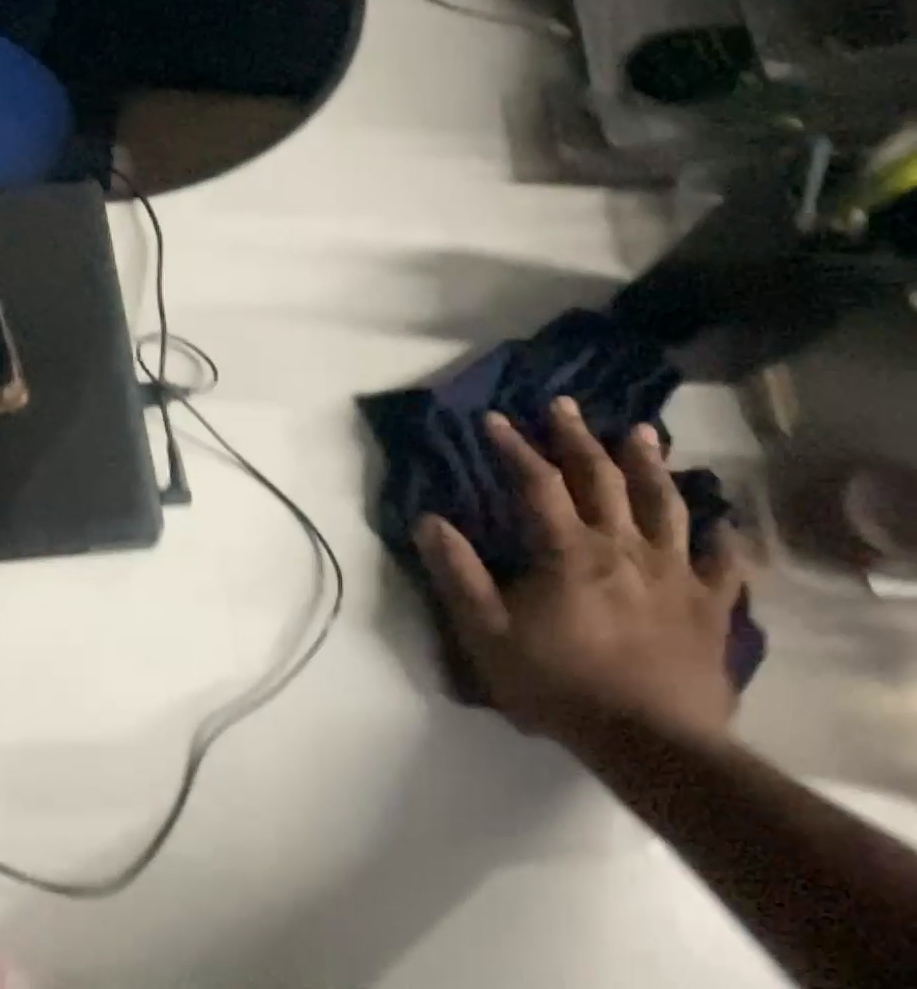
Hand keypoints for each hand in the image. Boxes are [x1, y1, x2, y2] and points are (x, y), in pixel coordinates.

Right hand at [413, 397, 745, 752]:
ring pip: (667, 504)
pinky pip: (722, 561)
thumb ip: (456, 573)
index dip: (514, 448)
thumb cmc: (555, 685)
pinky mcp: (710, 606)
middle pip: (604, 479)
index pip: (538, 484)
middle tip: (563, 406)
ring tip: (641, 433)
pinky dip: (719, 536)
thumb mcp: (484, 633)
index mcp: (568, 551)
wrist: (650, 743)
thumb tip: (427, 520)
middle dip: (578, 438)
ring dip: (650, 464)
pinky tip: (717, 522)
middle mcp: (625, 548)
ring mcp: (676, 574)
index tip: (494, 420)